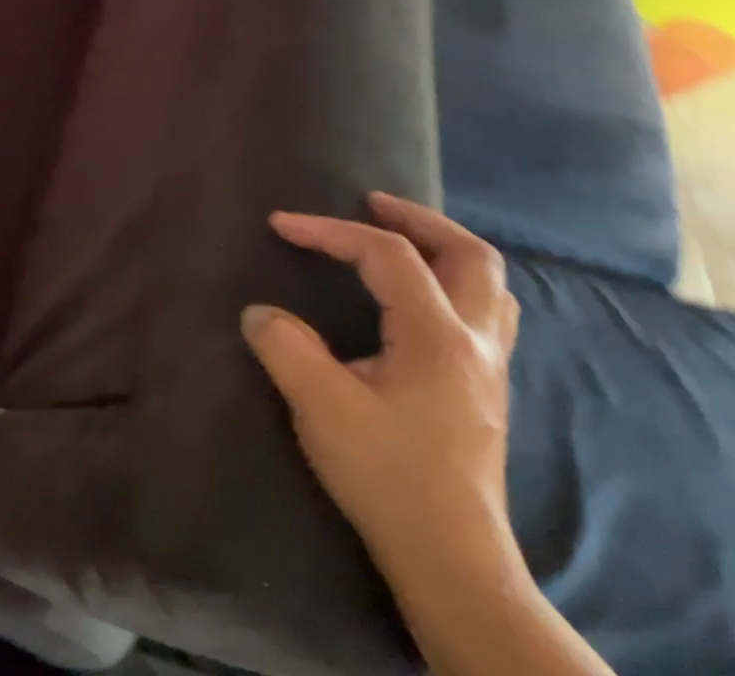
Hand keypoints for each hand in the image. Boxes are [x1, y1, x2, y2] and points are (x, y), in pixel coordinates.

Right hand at [241, 192, 521, 574]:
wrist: (447, 546)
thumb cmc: (383, 469)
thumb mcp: (319, 405)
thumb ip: (285, 347)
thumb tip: (260, 313)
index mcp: (436, 335)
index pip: (388, 257)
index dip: (330, 231)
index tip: (279, 225)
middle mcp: (475, 341)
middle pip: (470, 255)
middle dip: (418, 220)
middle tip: (370, 204)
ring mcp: (489, 368)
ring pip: (489, 286)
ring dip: (446, 251)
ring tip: (403, 244)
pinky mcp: (485, 391)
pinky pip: (485, 315)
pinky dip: (456, 287)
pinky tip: (422, 305)